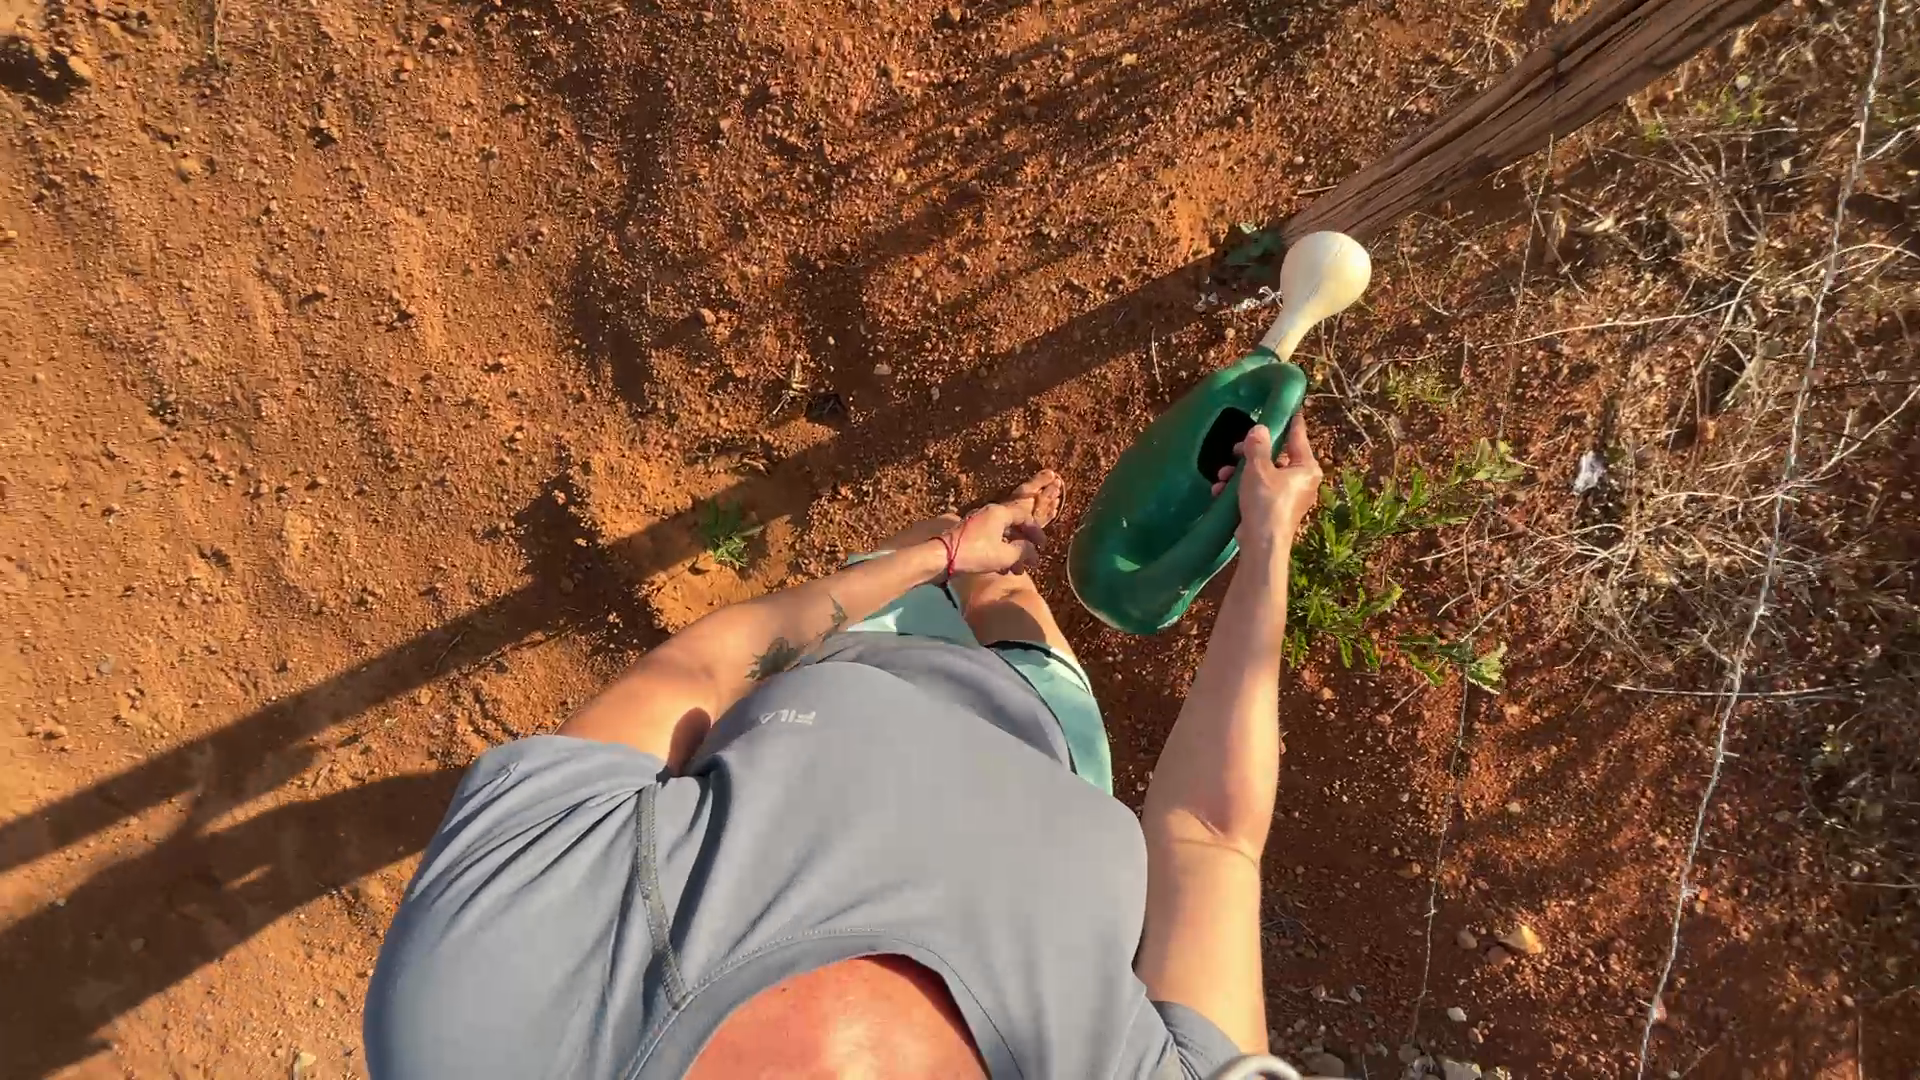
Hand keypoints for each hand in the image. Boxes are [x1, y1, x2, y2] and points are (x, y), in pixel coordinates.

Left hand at [942, 503, 1045, 575]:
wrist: (940, 557)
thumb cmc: (975, 554)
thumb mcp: (1005, 555)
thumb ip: (1023, 552)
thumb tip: (1032, 551)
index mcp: (999, 513)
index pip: (1025, 516)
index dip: (1036, 532)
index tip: (1042, 547)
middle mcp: (988, 514)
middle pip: (1013, 527)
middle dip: (1024, 546)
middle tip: (1030, 562)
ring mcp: (976, 524)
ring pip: (1001, 536)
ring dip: (1011, 553)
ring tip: (1016, 571)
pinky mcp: (967, 535)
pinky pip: (990, 541)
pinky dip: (999, 553)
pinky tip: (1001, 569)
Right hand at [1210, 415, 1322, 552]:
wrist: (1262, 544)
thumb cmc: (1266, 502)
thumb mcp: (1258, 469)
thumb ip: (1258, 446)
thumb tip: (1260, 428)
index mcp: (1306, 467)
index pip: (1298, 436)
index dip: (1289, 421)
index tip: (1287, 407)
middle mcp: (1302, 481)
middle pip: (1275, 457)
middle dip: (1250, 454)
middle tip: (1234, 451)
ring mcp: (1288, 497)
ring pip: (1263, 475)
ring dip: (1239, 474)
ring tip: (1222, 476)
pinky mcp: (1274, 510)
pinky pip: (1257, 492)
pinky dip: (1241, 490)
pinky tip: (1221, 492)